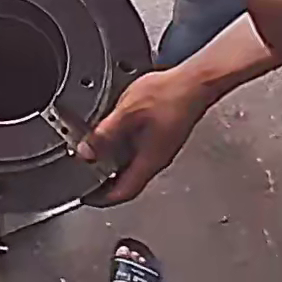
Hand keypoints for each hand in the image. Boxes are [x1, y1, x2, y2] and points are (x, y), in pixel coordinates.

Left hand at [77, 68, 214, 205]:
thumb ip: (104, 134)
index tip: (87, 198)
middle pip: (129, 181)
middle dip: (106, 184)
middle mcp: (157, 158)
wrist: (195, 82)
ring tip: (94, 161)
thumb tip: (87, 151)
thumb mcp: (127, 114)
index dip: (103, 199)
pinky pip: (138, 151)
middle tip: (87, 180)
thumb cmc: (168, 96)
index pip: (125, 191)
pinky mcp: (163, 135)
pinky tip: (112, 139)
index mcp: (149, 159)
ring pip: (133, 166)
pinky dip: (121, 151)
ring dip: (113, 166)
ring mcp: (161, 147)